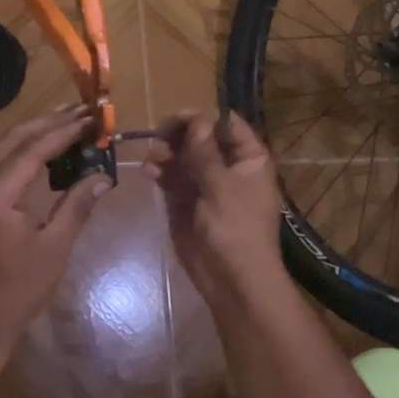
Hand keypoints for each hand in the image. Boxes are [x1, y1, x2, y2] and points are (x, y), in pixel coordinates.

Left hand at [0, 105, 113, 351]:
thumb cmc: (20, 287)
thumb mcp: (55, 247)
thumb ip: (77, 205)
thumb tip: (103, 175)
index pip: (32, 150)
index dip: (63, 132)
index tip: (90, 119)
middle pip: (13, 139)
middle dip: (48, 123)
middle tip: (81, 112)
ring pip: (2, 147)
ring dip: (34, 133)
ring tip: (67, 122)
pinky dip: (22, 150)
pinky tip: (45, 150)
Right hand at [152, 112, 287, 303]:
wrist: (232, 280)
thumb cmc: (236, 229)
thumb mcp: (222, 185)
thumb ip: (205, 150)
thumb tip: (197, 119)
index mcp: (249, 158)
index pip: (226, 123)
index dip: (202, 117)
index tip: (176, 118)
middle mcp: (228, 166)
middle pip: (200, 136)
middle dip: (178, 134)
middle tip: (158, 136)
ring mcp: (205, 183)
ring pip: (182, 154)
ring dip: (166, 152)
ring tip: (153, 159)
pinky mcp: (186, 200)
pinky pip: (171, 176)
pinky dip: (160, 171)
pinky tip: (150, 172)